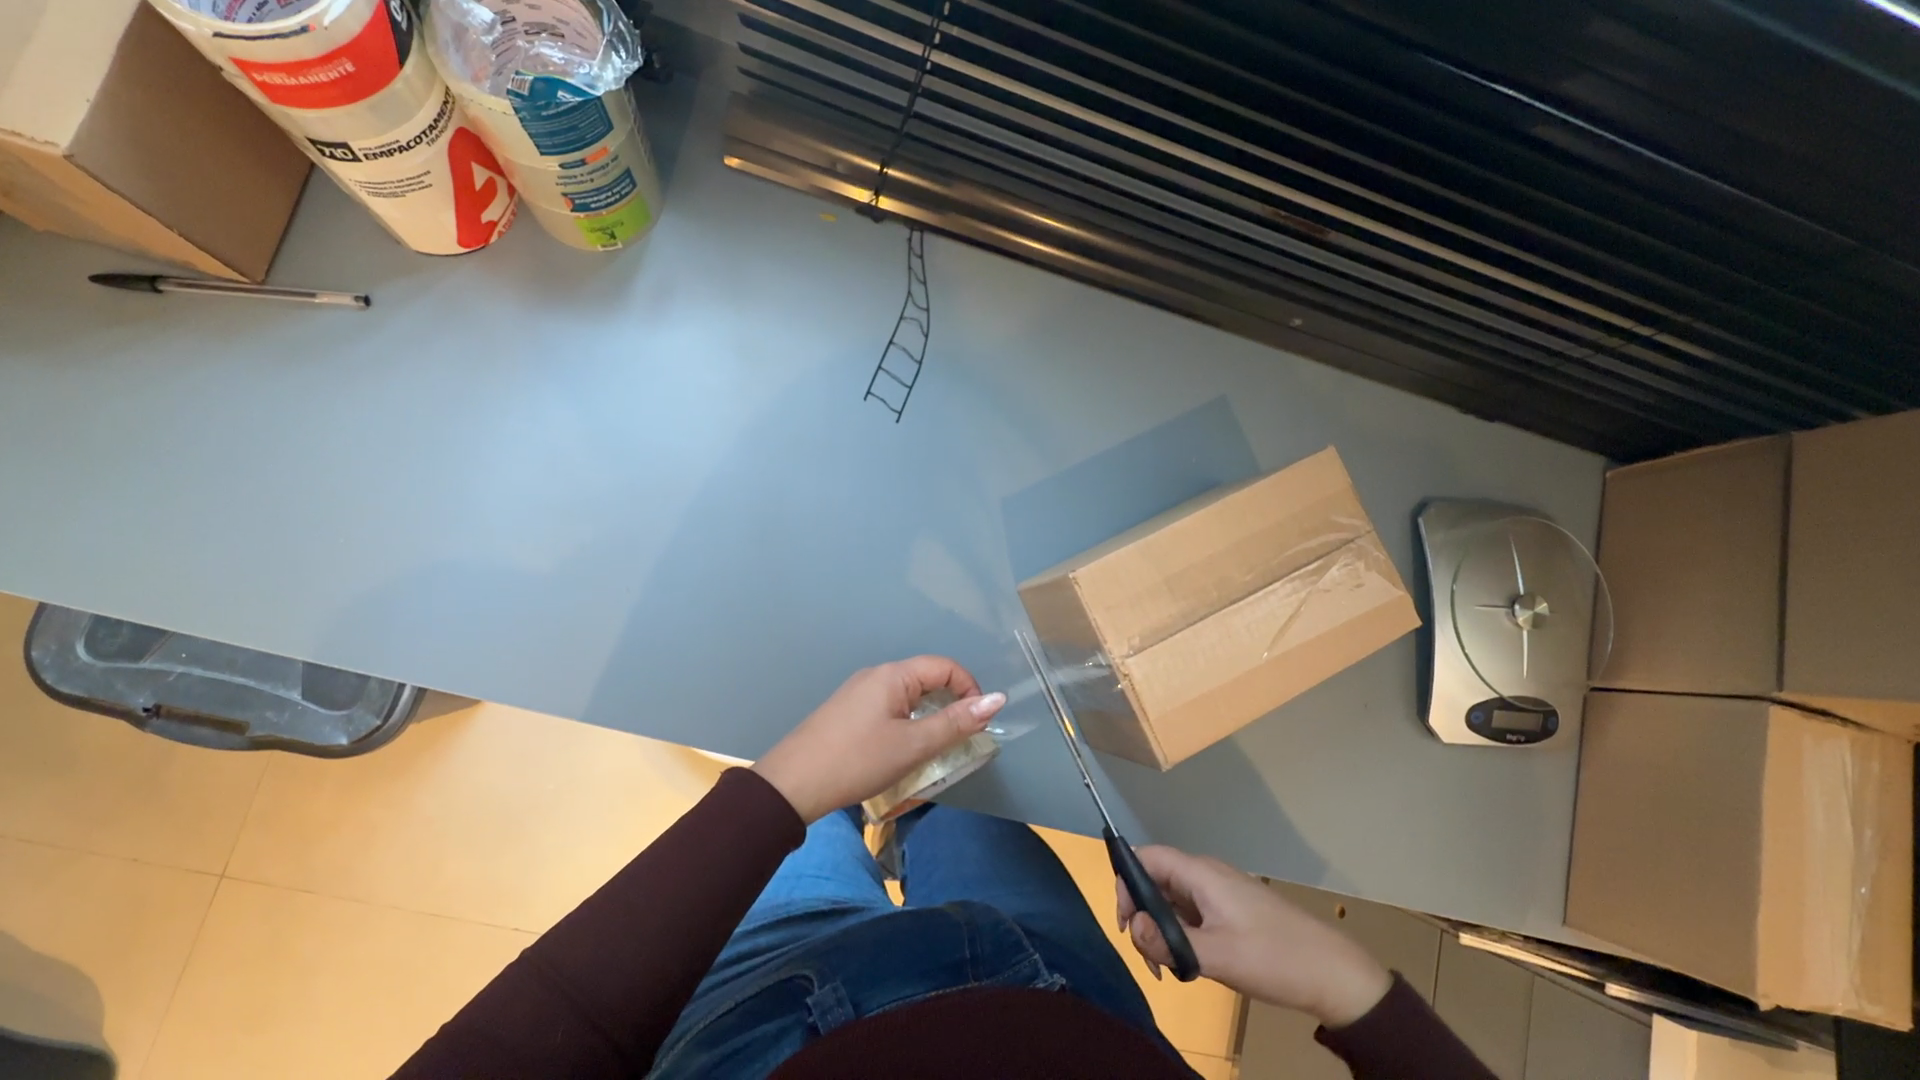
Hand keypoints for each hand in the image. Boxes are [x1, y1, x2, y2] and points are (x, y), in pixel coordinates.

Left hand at [753, 656, 1006, 823]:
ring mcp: (858, 693)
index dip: (970, 689)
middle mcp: (875, 675)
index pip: (945, 666)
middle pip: (926, 678)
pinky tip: (903, 750)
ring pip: (908, 695)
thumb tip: (996, 700)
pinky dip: (907, 723)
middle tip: (961, 739)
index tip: (978, 723)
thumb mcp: (913, 746)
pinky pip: (889, 707)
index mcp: (892, 675)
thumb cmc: (858, 761)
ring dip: (929, 716)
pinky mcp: (848, 712)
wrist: (792, 784)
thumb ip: (955, 723)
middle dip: (951, 704)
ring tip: (935, 748)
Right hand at [1118, 846, 1392, 1027]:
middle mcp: (1207, 876)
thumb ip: (1168, 942)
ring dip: (1161, 930)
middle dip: (1142, 915)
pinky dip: (1181, 935)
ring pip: (1173, 900)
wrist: (1336, 974)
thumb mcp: (1217, 956)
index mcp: (1202, 874)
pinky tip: (1188, 965)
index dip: (1125, 883)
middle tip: (1149, 959)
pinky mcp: (1231, 912)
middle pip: (1156, 880)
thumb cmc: (1275, 959)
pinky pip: (1192, 914)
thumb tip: (1131, 926)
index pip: (1146, 858)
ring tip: (1168, 970)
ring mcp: (1221, 894)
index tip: (1125, 924)